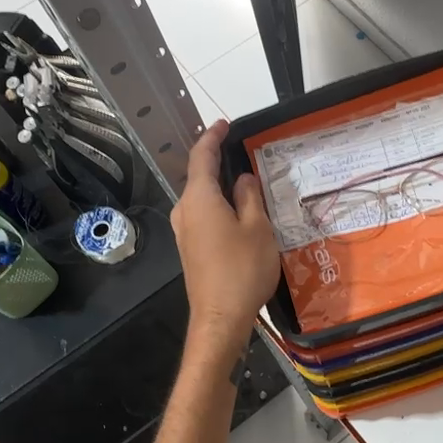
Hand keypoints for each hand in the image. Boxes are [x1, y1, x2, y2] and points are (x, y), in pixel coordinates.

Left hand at [171, 120, 279, 351]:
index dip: (213, 138)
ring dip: (220, 187)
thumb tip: (243, 178)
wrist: (220, 318)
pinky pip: (203, 216)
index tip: (224, 124)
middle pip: (200, 177)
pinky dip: (219, 206)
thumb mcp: (257, 227)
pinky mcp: (190, 249)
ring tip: (246, 182)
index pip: (202, 157)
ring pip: (202, 199)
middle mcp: (185, 211)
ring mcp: (184, 232)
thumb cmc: (242, 270)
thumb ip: (250, 197)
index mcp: (199, 198)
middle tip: (244, 153)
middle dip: (219, 163)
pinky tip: (238, 212)